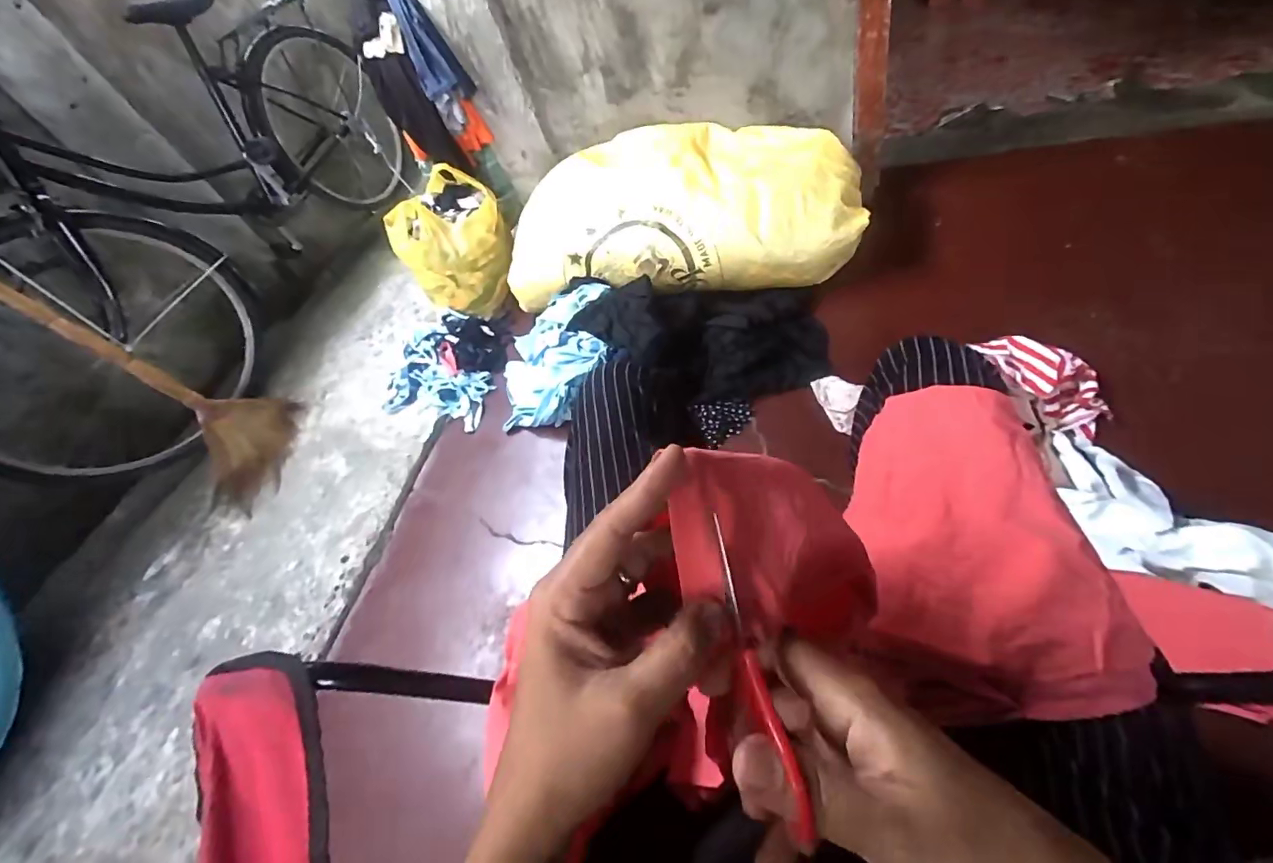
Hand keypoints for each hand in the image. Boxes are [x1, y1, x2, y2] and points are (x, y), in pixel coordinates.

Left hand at [470, 447, 730, 862]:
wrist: (541, 819)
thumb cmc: (571, 755)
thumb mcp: (631, 702)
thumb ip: (682, 646)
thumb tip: (723, 603)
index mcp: (567, 598)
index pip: (613, 530)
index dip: (647, 489)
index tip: (678, 453)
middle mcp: (581, 597)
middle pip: (637, 550)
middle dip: (681, 537)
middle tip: (725, 516)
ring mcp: (597, 619)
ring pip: (651, 581)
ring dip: (688, 580)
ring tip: (730, 569)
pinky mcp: (613, 642)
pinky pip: (656, 612)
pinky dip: (684, 614)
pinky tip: (716, 619)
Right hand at [733, 638, 1105, 862]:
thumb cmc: (962, 841)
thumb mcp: (884, 824)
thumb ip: (809, 788)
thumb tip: (736, 749)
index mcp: (859, 700)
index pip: (790, 650)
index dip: (747, 656)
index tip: (702, 686)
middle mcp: (853, 714)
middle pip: (783, 698)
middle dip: (749, 732)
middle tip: (733, 786)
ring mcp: (859, 752)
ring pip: (793, 745)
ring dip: (767, 778)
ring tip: (755, 824)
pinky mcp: (866, 787)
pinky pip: (814, 785)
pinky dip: (793, 812)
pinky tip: (780, 847)